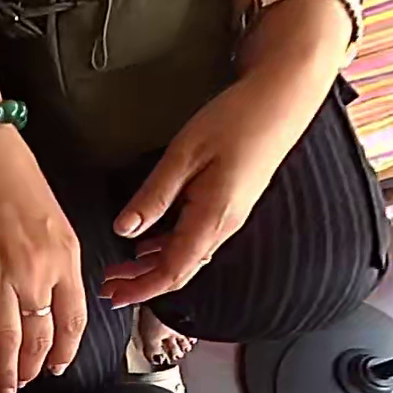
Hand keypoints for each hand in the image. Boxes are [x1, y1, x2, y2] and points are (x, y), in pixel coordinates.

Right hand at [0, 128, 85, 392]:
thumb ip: (60, 263)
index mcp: (65, 258)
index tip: (54, 367)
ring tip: (1, 388)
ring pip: (5, 334)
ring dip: (3, 368)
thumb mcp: (57, 222)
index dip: (63, 351)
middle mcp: (37, 270)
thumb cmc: (18, 182)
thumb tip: (54, 298)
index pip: (72, 320)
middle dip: (31, 367)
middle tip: (22, 385)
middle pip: (38, 334)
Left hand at [97, 62, 320, 308]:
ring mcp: (228, 216)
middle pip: (177, 270)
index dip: (140, 290)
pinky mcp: (226, 205)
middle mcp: (223, 225)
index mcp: (213, 218)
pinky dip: (165, 249)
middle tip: (108, 288)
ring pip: (184, 256)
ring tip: (118, 270)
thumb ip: (153, 197)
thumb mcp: (183, 156)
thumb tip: (124, 229)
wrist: (284, 95)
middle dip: (140, 284)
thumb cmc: (237, 119)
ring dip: (149, 267)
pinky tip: (145, 244)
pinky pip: (193, 239)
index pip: (172, 271)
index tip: (113, 298)